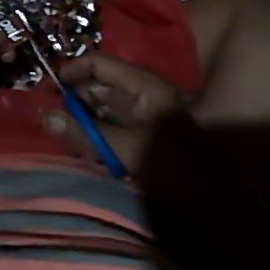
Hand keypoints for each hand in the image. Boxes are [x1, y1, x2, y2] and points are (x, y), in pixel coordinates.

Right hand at [43, 53, 185, 175]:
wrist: (224, 206)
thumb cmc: (176, 166)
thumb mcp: (125, 148)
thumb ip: (85, 132)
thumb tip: (46, 116)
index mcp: (143, 85)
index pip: (99, 63)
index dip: (72, 71)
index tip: (49, 88)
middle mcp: (145, 93)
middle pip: (100, 86)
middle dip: (76, 103)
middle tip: (55, 122)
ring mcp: (149, 115)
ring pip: (106, 109)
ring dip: (86, 123)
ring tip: (72, 143)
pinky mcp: (150, 136)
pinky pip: (116, 127)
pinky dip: (101, 136)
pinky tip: (91, 154)